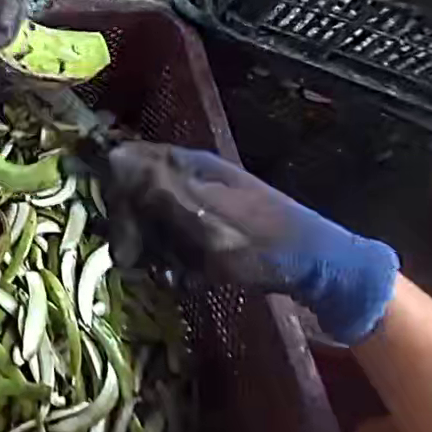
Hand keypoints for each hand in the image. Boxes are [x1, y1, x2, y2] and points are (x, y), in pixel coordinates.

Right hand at [107, 143, 398, 343]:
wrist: (322, 266)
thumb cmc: (260, 240)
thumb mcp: (202, 215)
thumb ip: (154, 187)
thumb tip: (110, 156)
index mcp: (185, 162)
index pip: (127, 160)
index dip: (112, 189)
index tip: (111, 227)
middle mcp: (189, 173)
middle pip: (136, 189)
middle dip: (129, 224)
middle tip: (132, 259)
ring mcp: (201, 197)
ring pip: (152, 214)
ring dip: (149, 243)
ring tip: (160, 271)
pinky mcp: (212, 222)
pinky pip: (174, 232)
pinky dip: (172, 253)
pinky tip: (181, 274)